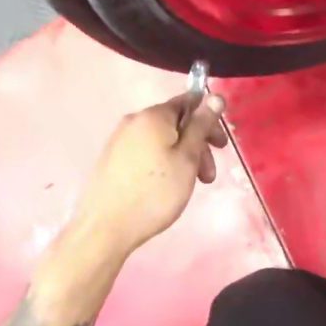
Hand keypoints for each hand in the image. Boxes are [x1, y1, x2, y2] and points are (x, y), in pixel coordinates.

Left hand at [69, 92, 229, 254]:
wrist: (105, 229)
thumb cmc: (155, 192)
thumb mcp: (187, 158)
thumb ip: (201, 125)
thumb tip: (215, 96)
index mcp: (152, 116)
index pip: (188, 101)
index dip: (209, 120)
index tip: (220, 146)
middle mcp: (133, 121)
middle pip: (176, 123)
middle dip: (198, 144)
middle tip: (209, 175)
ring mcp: (119, 140)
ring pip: (162, 140)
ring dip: (183, 156)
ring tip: (190, 185)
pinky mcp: (112, 160)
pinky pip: (146, 151)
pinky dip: (164, 162)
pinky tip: (167, 186)